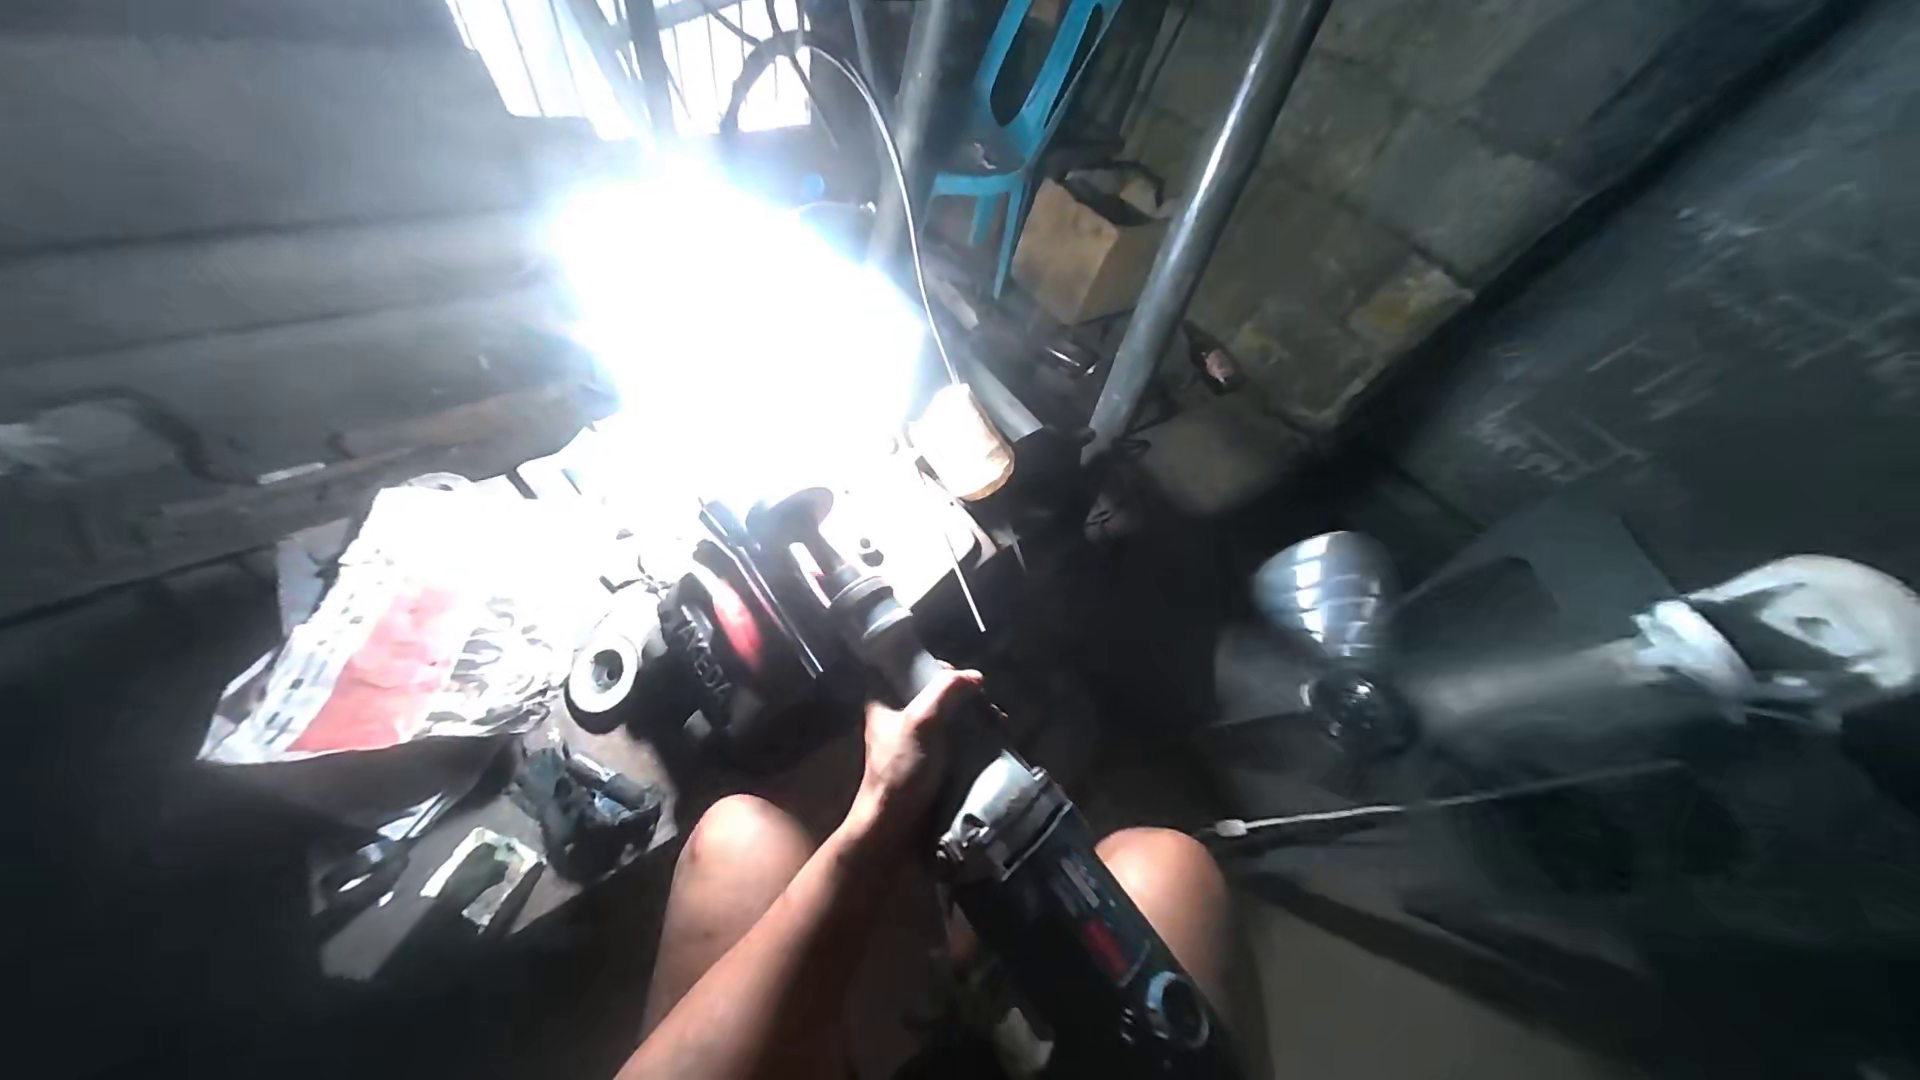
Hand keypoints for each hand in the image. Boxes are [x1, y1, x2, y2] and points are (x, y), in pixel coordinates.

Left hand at [842, 667, 983, 852]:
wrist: (894, 836)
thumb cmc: (900, 774)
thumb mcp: (921, 723)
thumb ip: (946, 692)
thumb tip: (975, 677)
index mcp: (885, 702)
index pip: (914, 671)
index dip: (942, 671)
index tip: (966, 680)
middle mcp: (900, 719)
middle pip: (939, 695)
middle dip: (968, 699)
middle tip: (989, 707)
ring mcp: (918, 745)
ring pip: (953, 720)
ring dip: (977, 720)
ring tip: (1000, 725)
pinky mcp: (934, 768)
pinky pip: (959, 744)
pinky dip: (978, 741)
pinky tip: (997, 741)